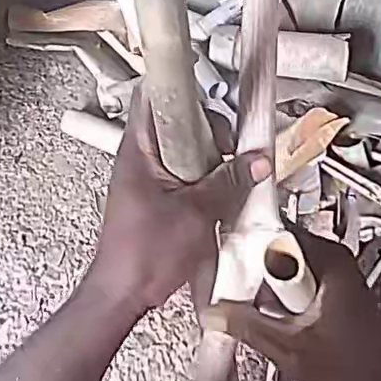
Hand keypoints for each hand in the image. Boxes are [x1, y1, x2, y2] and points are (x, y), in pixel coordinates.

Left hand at [83, 97, 269, 317]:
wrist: (123, 295)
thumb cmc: (143, 256)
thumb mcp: (197, 213)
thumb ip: (229, 182)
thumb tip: (258, 160)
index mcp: (139, 149)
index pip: (154, 96)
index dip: (182, 85)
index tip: (210, 88)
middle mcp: (141, 156)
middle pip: (180, 120)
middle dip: (211, 131)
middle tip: (230, 150)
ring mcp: (149, 175)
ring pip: (187, 147)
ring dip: (212, 158)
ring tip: (229, 176)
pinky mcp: (158, 193)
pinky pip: (187, 172)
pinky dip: (206, 177)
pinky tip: (221, 193)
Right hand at [202, 229, 380, 380]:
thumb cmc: (350, 367)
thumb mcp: (290, 347)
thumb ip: (248, 326)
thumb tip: (214, 313)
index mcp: (328, 258)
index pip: (277, 234)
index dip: (250, 249)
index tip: (230, 267)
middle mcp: (333, 256)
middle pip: (279, 246)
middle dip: (257, 269)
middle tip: (240, 293)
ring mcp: (334, 269)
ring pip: (285, 261)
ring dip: (268, 281)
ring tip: (258, 307)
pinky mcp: (331, 284)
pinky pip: (296, 273)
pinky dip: (281, 289)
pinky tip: (275, 313)